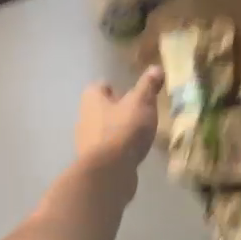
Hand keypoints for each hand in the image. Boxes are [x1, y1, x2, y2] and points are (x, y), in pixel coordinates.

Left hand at [72, 68, 162, 197]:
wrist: (109, 172)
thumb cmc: (124, 129)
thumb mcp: (141, 102)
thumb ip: (148, 85)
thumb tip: (156, 67)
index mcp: (92, 98)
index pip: (101, 86)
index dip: (116, 88)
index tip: (133, 94)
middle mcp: (84, 117)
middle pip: (102, 109)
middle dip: (119, 111)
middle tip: (140, 113)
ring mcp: (86, 141)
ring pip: (105, 130)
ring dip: (119, 131)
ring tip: (140, 134)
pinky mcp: (93, 162)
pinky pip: (108, 149)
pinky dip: (119, 149)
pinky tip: (133, 152)